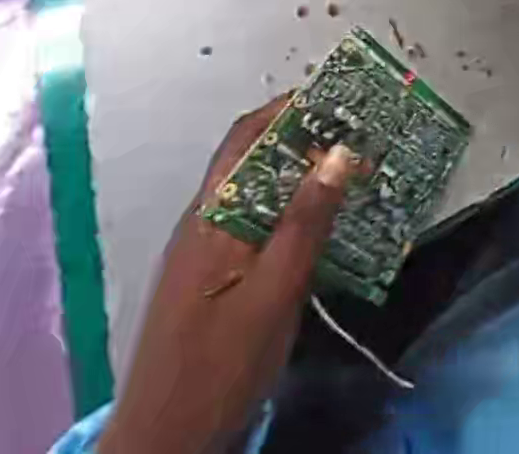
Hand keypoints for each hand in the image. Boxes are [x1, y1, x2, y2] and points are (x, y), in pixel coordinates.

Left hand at [101, 95, 354, 453]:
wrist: (163, 447)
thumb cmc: (219, 367)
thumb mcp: (274, 292)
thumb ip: (306, 221)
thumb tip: (340, 152)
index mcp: (211, 215)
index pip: (246, 139)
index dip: (287, 111)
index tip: (334, 100)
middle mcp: (206, 220)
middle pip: (253, 161)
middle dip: (302, 140)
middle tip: (354, 134)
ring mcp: (209, 249)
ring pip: (258, 192)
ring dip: (300, 175)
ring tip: (349, 169)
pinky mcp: (218, 274)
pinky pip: (259, 222)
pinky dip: (292, 209)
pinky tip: (323, 221)